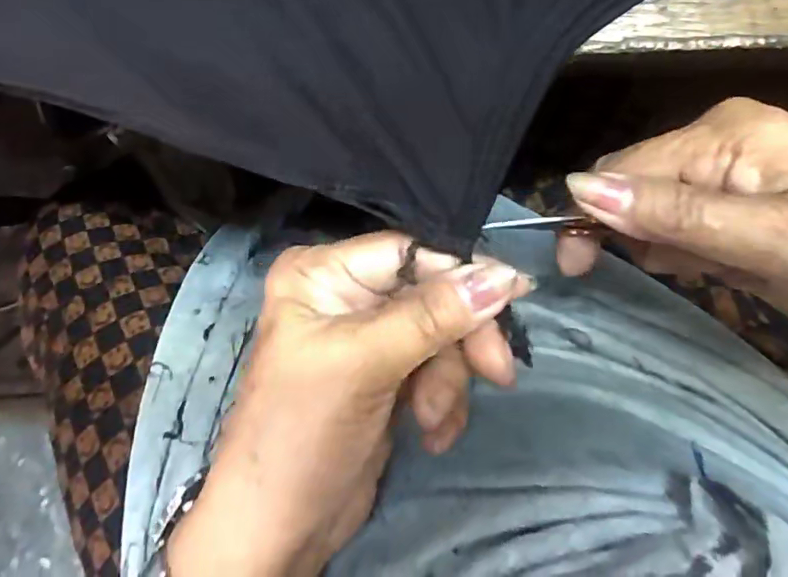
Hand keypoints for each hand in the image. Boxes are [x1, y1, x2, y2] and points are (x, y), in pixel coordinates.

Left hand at [165, 232, 530, 576]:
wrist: (275, 536)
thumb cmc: (303, 432)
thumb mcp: (367, 364)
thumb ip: (434, 316)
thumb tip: (503, 275)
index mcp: (322, 272)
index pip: (408, 252)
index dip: (459, 272)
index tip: (513, 294)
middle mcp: (344, 294)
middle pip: (431, 294)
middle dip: (459, 339)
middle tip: (498, 372)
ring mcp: (366, 336)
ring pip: (440, 335)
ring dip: (447, 381)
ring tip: (433, 422)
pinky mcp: (384, 375)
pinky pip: (435, 367)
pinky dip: (442, 400)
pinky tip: (430, 434)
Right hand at [557, 98, 787, 394]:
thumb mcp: (780, 242)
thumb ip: (677, 214)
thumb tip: (577, 185)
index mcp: (727, 132)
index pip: (626, 167)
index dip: (592, 215)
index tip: (576, 274)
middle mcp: (732, 138)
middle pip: (646, 184)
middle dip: (642, 235)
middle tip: (685, 283)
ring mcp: (755, 169)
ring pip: (674, 209)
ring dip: (678, 249)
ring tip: (730, 280)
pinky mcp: (774, 201)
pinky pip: (709, 224)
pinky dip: (707, 254)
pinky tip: (738, 274)